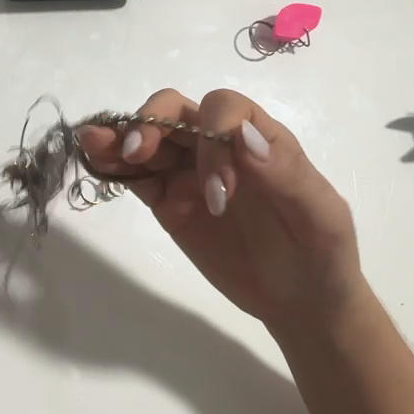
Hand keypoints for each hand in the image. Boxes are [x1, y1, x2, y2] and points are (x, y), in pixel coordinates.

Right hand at [77, 89, 361, 332]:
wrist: (301, 303)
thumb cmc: (321, 255)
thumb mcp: (319, 216)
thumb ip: (286, 173)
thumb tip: (242, 135)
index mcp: (260, 141)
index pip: (224, 110)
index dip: (211, 133)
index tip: (220, 190)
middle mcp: (219, 149)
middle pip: (175, 111)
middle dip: (151, 122)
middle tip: (137, 152)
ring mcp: (189, 176)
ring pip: (149, 142)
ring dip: (120, 136)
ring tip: (92, 141)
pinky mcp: (168, 204)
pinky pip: (137, 178)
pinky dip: (114, 168)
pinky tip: (95, 161)